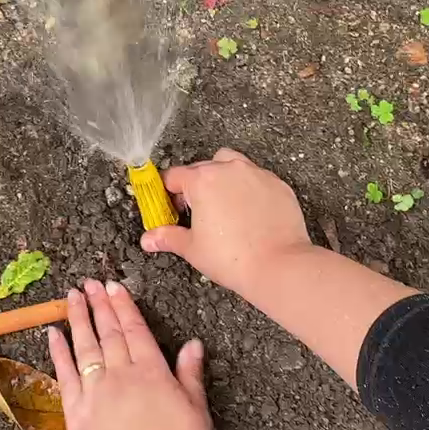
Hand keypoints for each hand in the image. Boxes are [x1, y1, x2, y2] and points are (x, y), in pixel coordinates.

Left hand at [47, 280, 211, 429]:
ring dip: (78, 319)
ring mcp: (95, 392)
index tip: (115, 285)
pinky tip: (52, 334)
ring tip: (72, 295)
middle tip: (91, 282)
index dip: (125, 306)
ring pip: (85, 346)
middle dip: (100, 304)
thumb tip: (193, 344)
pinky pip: (64, 374)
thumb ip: (190, 377)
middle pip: (109, 332)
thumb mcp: (197, 418)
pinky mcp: (75, 413)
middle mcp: (121, 375)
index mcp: (153, 373)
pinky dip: (58, 352)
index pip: (136, 330)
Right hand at [139, 148, 316, 297]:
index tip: (170, 205)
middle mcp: (229, 169)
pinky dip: (249, 188)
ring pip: (232, 164)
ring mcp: (256, 174)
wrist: (278, 265)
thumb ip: (168, 237)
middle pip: (202, 167)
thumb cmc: (234, 258)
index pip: (174, 176)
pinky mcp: (277, 184)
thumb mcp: (192, 248)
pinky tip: (248, 212)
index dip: (168, 192)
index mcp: (202, 181)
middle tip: (194, 211)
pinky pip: (257, 177)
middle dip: (195, 185)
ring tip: (222, 205)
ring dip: (222, 177)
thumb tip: (149, 238)